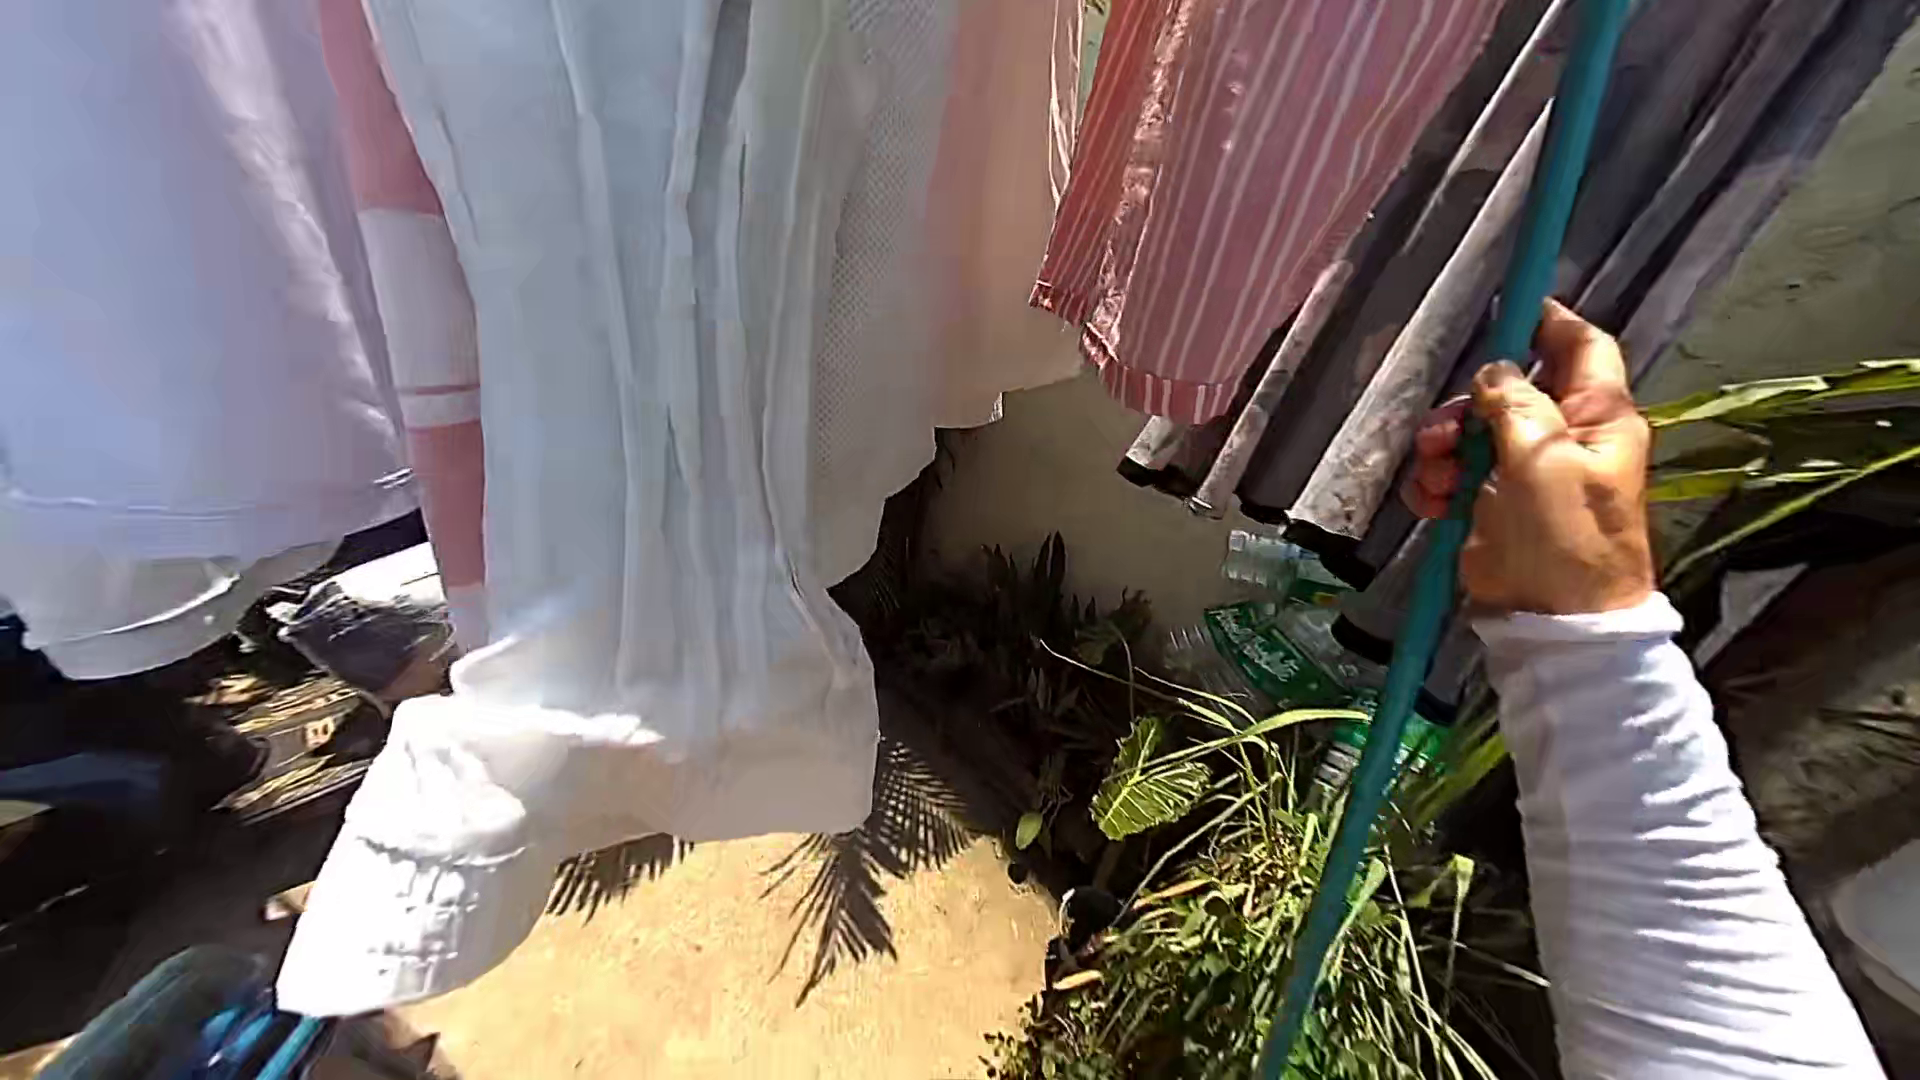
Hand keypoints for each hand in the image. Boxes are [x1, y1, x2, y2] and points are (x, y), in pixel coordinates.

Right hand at [1401, 299, 1653, 614]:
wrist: (1549, 609)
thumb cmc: (1564, 535)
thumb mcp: (1544, 464)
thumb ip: (1518, 409)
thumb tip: (1494, 370)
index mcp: (1593, 419)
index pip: (1581, 350)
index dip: (1551, 324)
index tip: (1515, 303)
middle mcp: (1554, 437)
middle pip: (1498, 395)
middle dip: (1461, 412)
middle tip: (1440, 439)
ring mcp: (1514, 470)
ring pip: (1462, 436)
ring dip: (1437, 455)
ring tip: (1436, 485)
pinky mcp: (1481, 500)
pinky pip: (1443, 475)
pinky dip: (1429, 486)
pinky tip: (1432, 505)